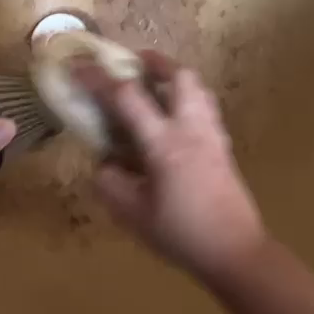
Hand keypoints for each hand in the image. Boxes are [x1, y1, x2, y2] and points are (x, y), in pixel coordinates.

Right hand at [77, 51, 267, 279]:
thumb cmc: (181, 233)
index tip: (78, 66)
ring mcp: (213, 136)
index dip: (99, 78)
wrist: (235, 250)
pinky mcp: (224, 148)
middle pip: (180, 76)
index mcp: (164, 143)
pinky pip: (206, 109)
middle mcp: (191, 129)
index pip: (127, 97)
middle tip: (134, 64)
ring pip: (199, 89)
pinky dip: (188, 100)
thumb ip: (111, 183)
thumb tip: (105, 164)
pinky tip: (175, 120)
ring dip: (175, 78)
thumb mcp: (132, 214)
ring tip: (156, 86)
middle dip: (154, 62)